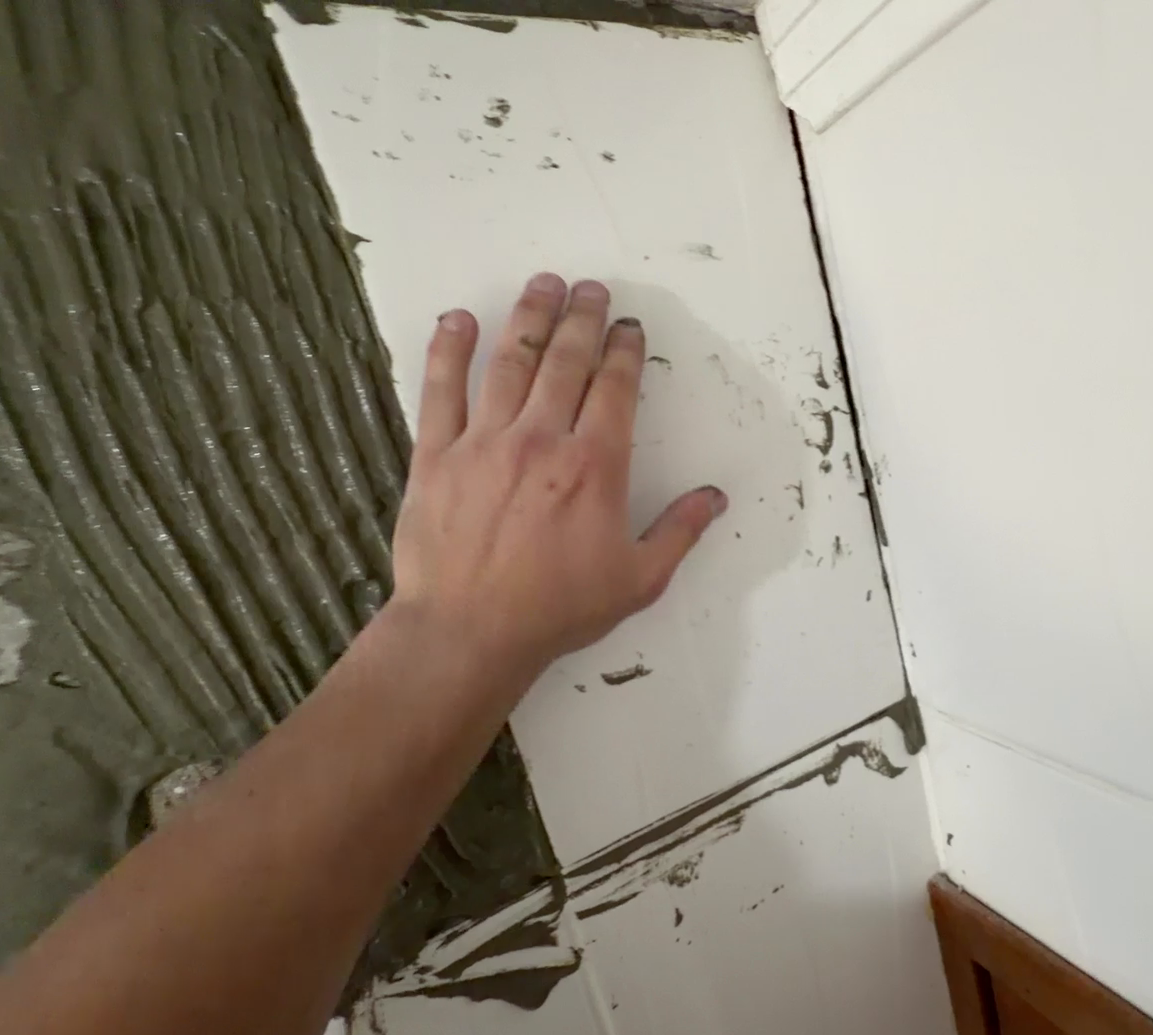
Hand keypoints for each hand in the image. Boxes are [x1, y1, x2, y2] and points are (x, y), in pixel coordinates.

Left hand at [384, 273, 725, 693]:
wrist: (470, 632)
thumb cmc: (560, 608)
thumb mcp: (640, 579)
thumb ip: (680, 531)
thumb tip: (715, 498)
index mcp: (595, 465)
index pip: (615, 388)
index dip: (624, 350)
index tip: (628, 327)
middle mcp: (542, 440)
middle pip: (566, 361)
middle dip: (582, 318)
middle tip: (590, 288)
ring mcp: (485, 442)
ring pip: (510, 362)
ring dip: (529, 318)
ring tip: (542, 284)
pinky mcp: (437, 455)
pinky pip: (440, 390)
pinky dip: (448, 350)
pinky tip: (456, 319)